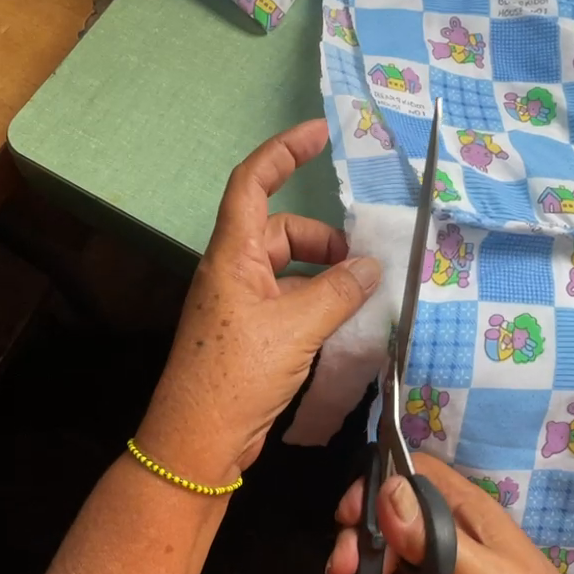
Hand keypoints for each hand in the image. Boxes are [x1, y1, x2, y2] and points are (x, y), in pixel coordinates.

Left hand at [136, 120, 381, 483]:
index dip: (284, 152)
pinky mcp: (250, 337)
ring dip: (324, 277)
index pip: (253, 184)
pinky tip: (342, 324)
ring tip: (360, 297)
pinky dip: (316, 305)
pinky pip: (289, 304)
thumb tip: (373, 268)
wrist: (201, 439)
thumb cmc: (239, 373)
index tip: (321, 135)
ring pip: (289, 272)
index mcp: (232, 256)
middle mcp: (234, 273)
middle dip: (323, 240)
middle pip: (281, 232)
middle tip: (362, 263)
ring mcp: (241, 307)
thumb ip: (338, 292)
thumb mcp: (296, 327)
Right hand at [322, 455, 573, 573]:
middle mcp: (459, 531)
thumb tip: (387, 492)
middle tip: (338, 571)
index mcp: (470, 512)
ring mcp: (454, 564)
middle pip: (395, 515)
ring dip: (366, 572)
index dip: (376, 486)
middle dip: (362, 539)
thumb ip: (436, 541)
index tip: (347, 518)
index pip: (414, 475)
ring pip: (396, 551)